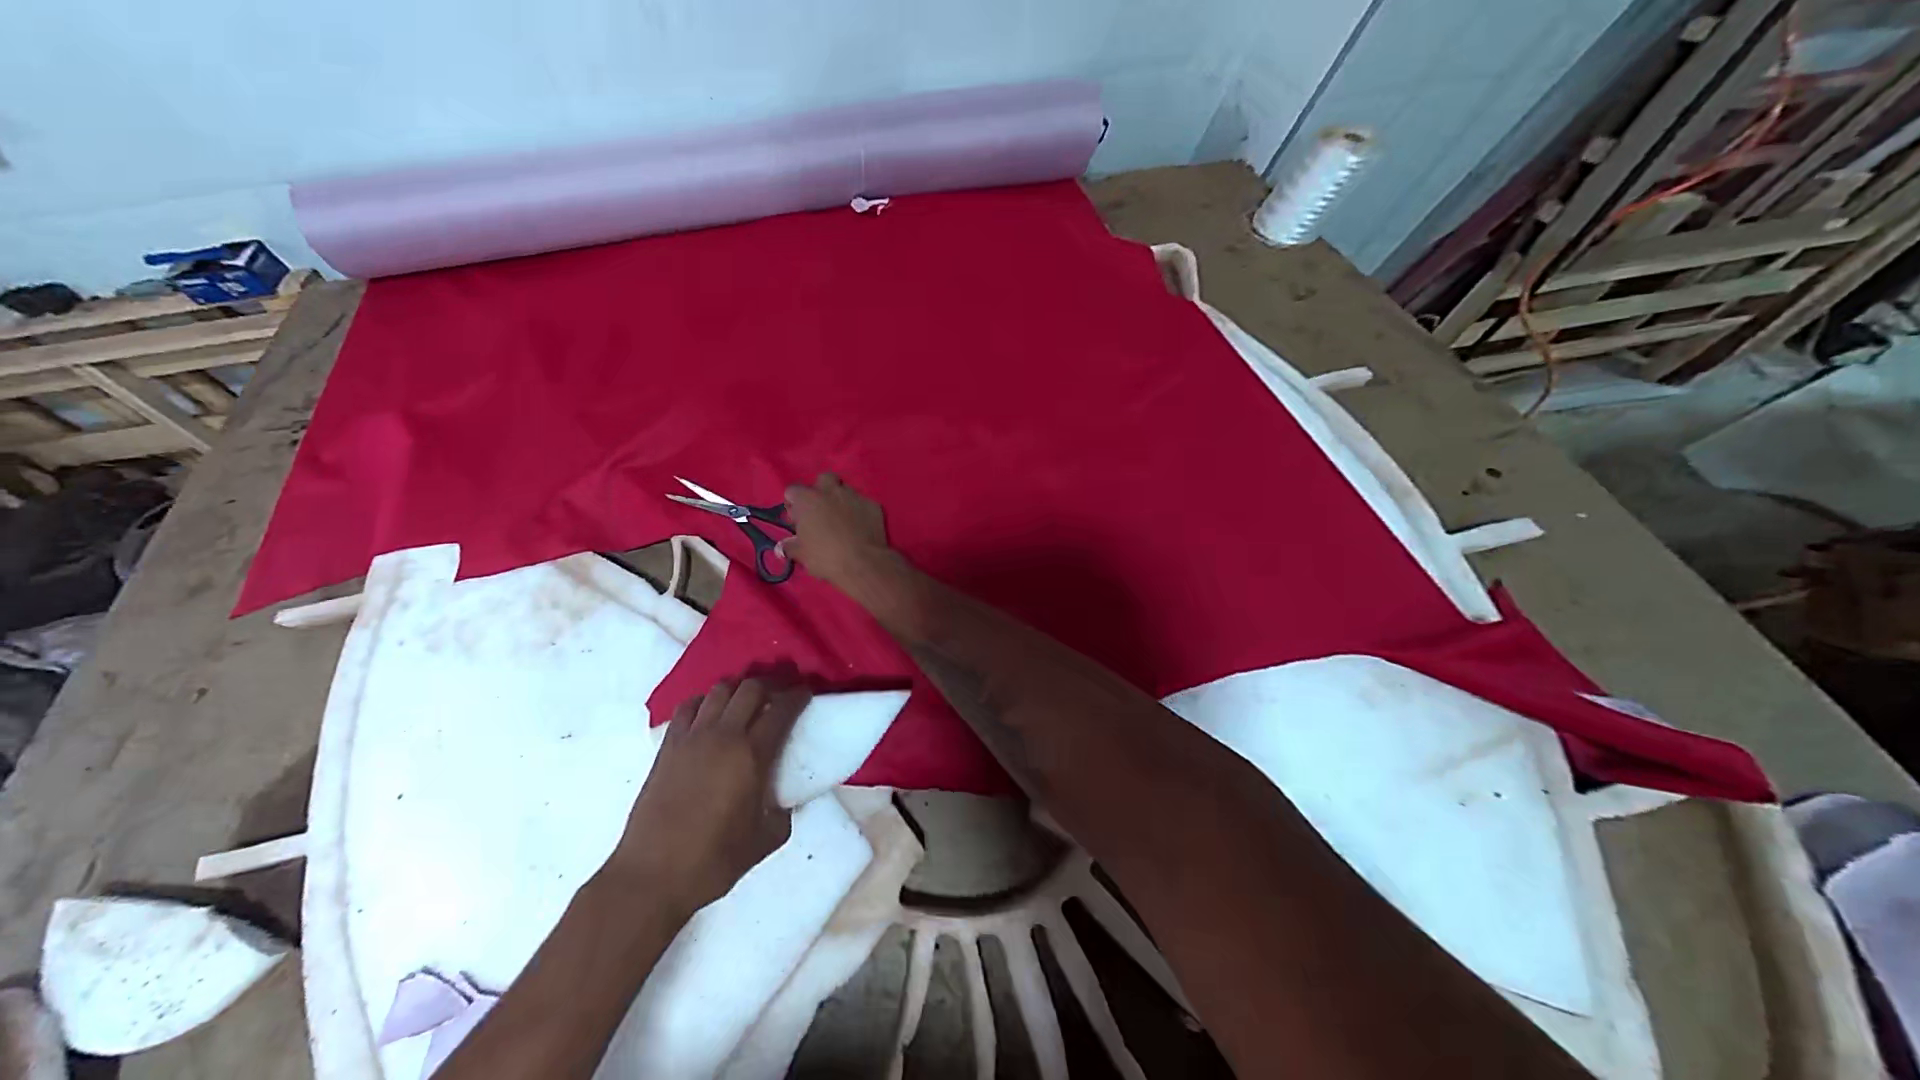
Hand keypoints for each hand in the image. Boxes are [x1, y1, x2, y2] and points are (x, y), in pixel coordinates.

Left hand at [603, 679, 807, 914]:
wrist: (652, 875)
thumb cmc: (714, 861)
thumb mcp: (766, 840)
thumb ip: (784, 811)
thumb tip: (786, 799)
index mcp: (752, 755)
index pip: (781, 709)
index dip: (797, 696)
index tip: (806, 693)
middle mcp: (722, 736)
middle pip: (750, 688)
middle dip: (771, 684)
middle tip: (781, 693)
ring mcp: (691, 738)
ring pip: (719, 690)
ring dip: (738, 689)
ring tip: (747, 701)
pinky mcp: (667, 747)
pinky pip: (688, 707)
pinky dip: (704, 701)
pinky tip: (710, 715)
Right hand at [781, 473, 893, 589]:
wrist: (863, 563)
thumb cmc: (826, 557)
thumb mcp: (801, 555)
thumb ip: (790, 546)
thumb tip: (784, 546)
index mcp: (808, 499)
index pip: (793, 490)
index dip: (793, 504)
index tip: (797, 519)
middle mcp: (831, 491)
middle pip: (823, 479)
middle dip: (820, 490)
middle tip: (820, 511)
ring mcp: (854, 496)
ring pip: (845, 490)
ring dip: (840, 500)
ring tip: (841, 520)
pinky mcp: (873, 505)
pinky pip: (862, 503)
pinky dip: (859, 511)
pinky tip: (859, 526)